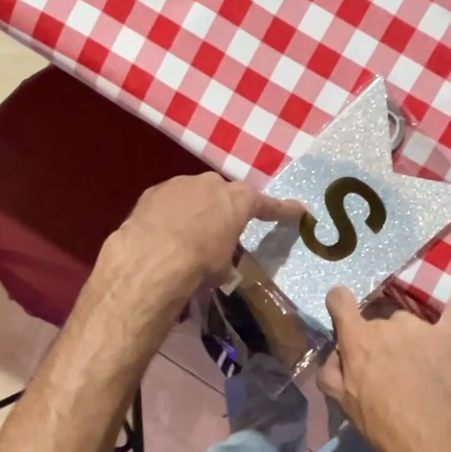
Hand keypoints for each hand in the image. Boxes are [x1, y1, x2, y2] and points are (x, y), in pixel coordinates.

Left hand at [96, 173, 302, 312]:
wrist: (153, 258)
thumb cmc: (200, 263)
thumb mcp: (223, 268)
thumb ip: (226, 256)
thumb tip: (222, 264)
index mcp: (238, 200)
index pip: (266, 205)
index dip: (281, 210)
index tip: (297, 210)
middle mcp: (211, 184)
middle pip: (223, 194)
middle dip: (223, 209)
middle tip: (219, 230)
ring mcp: (179, 184)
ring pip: (192, 194)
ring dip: (193, 210)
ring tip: (186, 234)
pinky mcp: (152, 192)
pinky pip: (167, 202)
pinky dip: (169, 214)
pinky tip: (162, 232)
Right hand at [322, 281, 450, 451]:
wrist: (437, 439)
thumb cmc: (384, 425)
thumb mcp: (343, 404)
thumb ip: (331, 373)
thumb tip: (335, 356)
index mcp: (358, 340)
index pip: (340, 301)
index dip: (338, 305)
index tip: (341, 313)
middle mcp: (387, 325)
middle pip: (377, 322)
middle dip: (378, 341)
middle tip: (386, 370)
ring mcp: (422, 328)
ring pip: (407, 323)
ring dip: (407, 338)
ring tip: (416, 367)